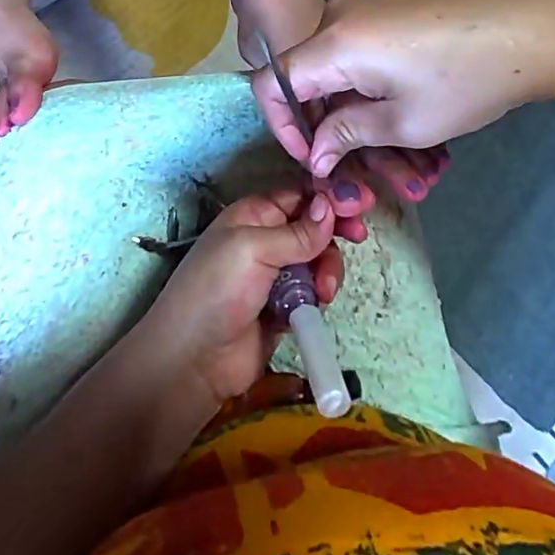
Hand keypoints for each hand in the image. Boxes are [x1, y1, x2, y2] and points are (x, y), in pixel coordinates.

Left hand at [125, 189, 342, 406]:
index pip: (298, 195)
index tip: (359, 204)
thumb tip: (329, 206)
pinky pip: (314, 291)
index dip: (327, 197)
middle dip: (334, 232)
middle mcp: (265, 238)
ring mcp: (275, 274)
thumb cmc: (217, 290)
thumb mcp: (254, 249)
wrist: (196, 359)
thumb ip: (297, 232)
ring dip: (328, 269)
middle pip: (314, 225)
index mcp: (253, 215)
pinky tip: (316, 304)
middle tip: (357, 238)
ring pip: (318, 259)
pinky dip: (320, 294)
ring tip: (323, 290)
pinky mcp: (284, 305)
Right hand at [254, 0, 554, 177]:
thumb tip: (315, 155)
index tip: (313, 158)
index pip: (273, 82)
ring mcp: (361, 8)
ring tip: (380, 143)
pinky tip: (391, 108)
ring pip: (328, 65)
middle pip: (301, 74)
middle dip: (316, 122)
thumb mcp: (404, 123)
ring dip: (341, 106)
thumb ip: (345, 135)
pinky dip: (357, 84)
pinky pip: (350, 51)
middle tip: (348, 161)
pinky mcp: (383, 9)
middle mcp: (337, 16)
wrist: (532, 30)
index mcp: (334, 42)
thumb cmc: (467, 82)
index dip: (281, 125)